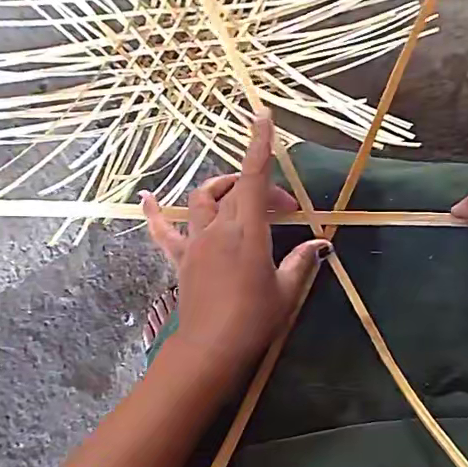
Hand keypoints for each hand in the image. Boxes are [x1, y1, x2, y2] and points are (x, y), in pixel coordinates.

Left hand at [142, 117, 329, 366]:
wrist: (211, 350)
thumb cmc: (254, 321)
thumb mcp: (286, 291)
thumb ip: (302, 262)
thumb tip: (321, 244)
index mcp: (248, 232)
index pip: (254, 178)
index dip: (259, 145)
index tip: (261, 116)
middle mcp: (218, 229)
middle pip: (236, 189)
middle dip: (261, 187)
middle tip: (285, 210)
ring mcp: (196, 243)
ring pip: (204, 200)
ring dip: (222, 190)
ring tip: (239, 195)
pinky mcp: (182, 259)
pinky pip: (164, 231)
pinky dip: (156, 213)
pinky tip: (146, 197)